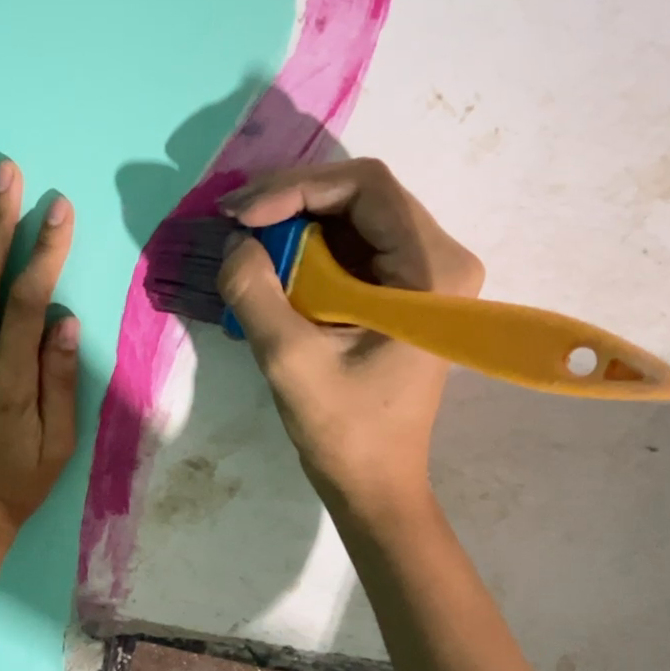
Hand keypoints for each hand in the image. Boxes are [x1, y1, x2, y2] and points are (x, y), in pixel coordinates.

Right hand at [217, 159, 483, 509]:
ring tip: (240, 240)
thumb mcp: (289, 359)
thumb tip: (234, 242)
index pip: (366, 187)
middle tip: (231, 221)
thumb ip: (255, 292)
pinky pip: (348, 248)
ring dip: (292, 223)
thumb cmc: (344, 429)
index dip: (296, 188)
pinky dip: (303, 249)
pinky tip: (266, 264)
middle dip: (289, 201)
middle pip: (359, 195)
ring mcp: (421, 274)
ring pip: (350, 218)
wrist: (374, 483)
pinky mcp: (400, 292)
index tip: (239, 217)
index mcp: (432, 269)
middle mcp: (438, 258)